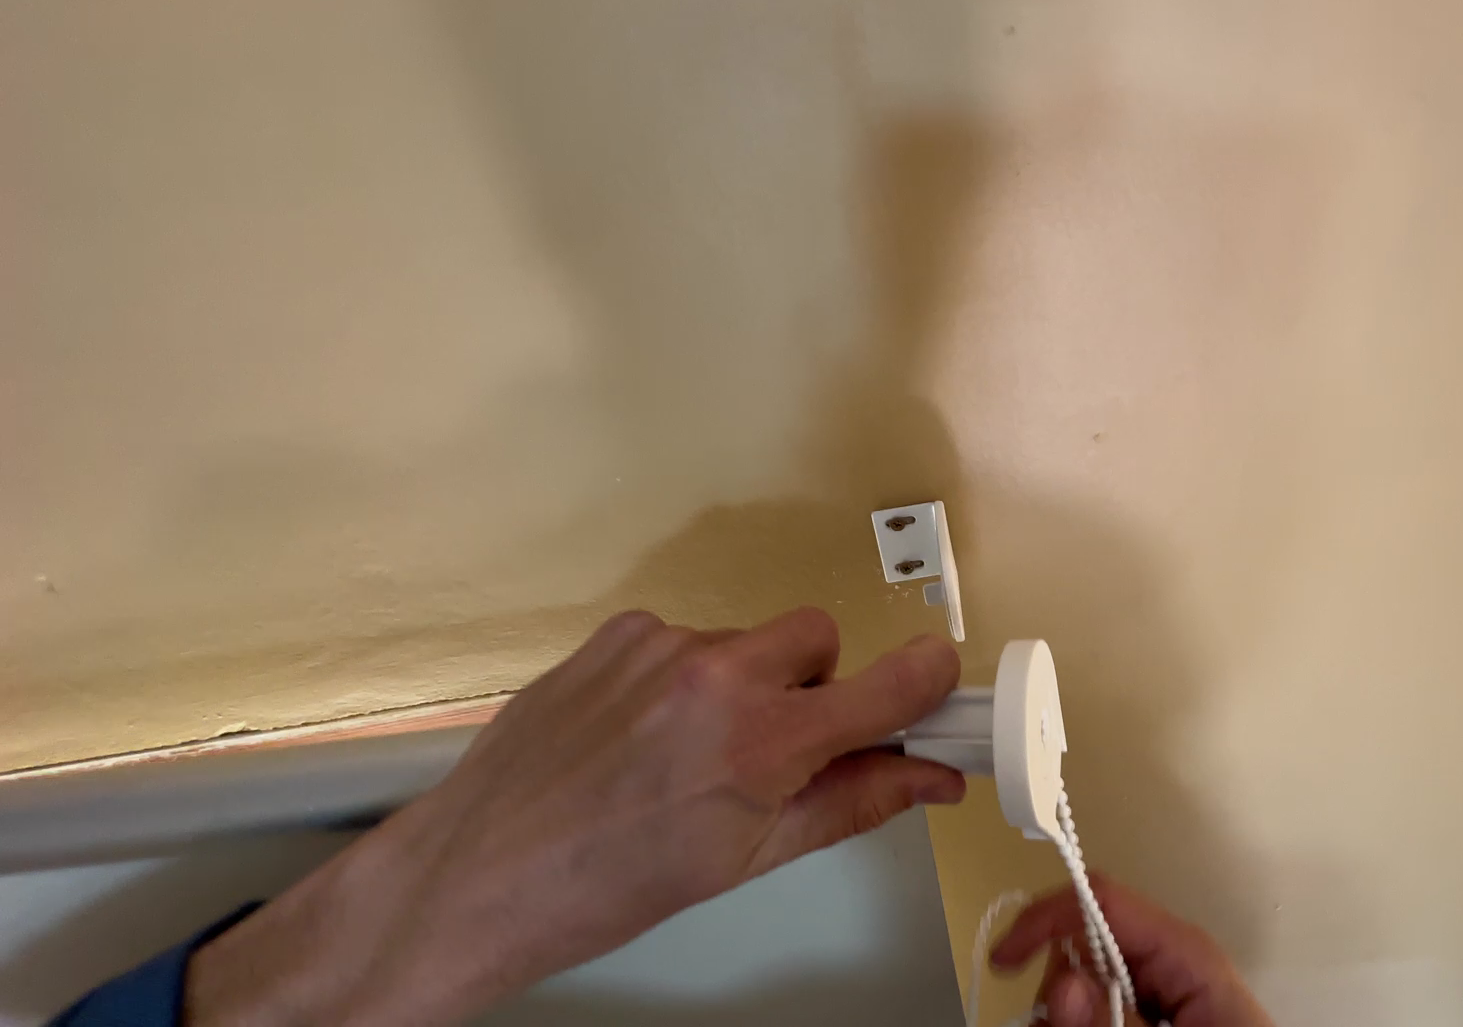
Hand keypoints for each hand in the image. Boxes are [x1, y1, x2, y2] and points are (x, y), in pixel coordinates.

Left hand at [185, 607, 964, 1024]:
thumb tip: (934, 776)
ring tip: (689, 742)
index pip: (886, 685)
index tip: (939, 678)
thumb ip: (855, 801)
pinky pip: (691, 637)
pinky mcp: (622, 629)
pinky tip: (644, 724)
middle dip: (813, 683)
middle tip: (774, 741)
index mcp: (761, 746)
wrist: (470, 876)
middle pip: (819, 636)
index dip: (927, 677)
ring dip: (746, 681)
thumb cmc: (618, 886)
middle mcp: (718, 677)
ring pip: (752, 639)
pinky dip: (689, 674)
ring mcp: (664, 643)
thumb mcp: (751, 860)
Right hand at [991, 875, 1272, 1026]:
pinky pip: (1100, 1002)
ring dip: (1065, 1012)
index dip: (1046, 916)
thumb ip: (1118, 1020)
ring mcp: (1159, 985)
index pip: (1101, 897)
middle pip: (1083, 943)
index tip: (1004, 960)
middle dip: (1056, 986)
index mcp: (1182, 949)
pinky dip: (1080, 1020)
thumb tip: (1063, 981)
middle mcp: (1165, 956)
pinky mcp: (1150, 1009)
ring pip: (1083, 979)